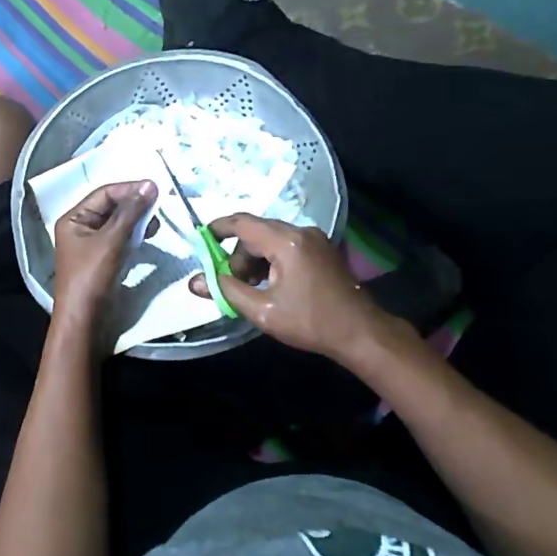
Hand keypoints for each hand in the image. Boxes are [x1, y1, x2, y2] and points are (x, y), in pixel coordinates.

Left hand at [52, 180, 156, 318]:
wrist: (84, 319)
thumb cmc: (92, 276)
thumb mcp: (111, 240)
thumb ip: (131, 212)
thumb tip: (150, 185)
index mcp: (74, 219)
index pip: (104, 194)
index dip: (129, 189)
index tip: (156, 189)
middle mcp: (80, 229)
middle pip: (111, 208)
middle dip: (135, 206)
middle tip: (158, 208)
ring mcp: (92, 246)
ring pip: (118, 225)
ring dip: (137, 222)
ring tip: (155, 227)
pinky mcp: (103, 261)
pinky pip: (121, 241)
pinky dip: (135, 238)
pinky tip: (148, 241)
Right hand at [190, 213, 395, 359]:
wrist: (360, 332)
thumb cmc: (310, 322)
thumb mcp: (262, 311)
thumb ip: (227, 291)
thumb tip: (196, 281)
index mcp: (286, 242)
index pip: (242, 223)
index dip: (218, 229)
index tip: (200, 239)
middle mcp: (300, 232)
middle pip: (256, 232)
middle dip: (237, 255)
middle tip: (231, 284)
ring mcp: (314, 238)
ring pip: (270, 239)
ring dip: (254, 260)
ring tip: (251, 289)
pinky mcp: (321, 249)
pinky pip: (286, 245)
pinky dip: (271, 260)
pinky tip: (270, 285)